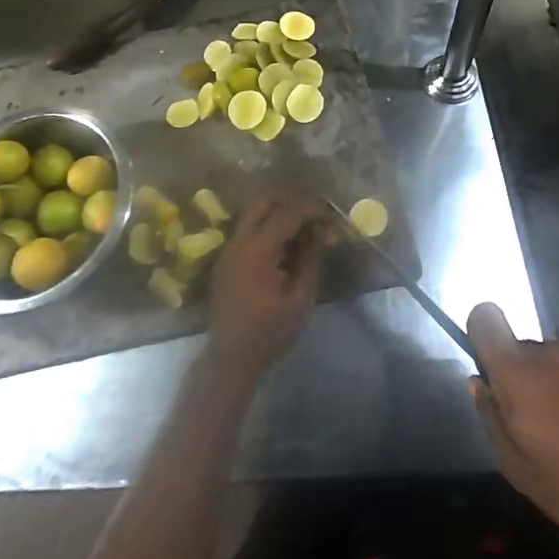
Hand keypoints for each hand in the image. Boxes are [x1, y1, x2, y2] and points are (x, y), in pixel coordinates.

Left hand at [207, 196, 325, 379]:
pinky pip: (247, 229)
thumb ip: (311, 260)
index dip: (313, 210)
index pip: (287, 213)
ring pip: (252, 213)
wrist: (231, 357)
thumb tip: (320, 233)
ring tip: (303, 230)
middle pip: (263, 201)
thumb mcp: (301, 299)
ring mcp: (228, 250)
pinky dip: (268, 226)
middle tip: (315, 217)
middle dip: (292, 201)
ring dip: (278, 212)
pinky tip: (286, 246)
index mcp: (257, 251)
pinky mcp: (226, 259)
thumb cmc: (270, 333)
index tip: (332, 219)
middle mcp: (238, 242)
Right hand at [467, 304, 558, 558]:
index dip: (482, 336)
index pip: (484, 319)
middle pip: (524, 350)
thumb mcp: (522, 474)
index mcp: (519, 376)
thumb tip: (480, 384)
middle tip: (543, 426)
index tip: (493, 372)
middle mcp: (553, 354)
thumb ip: (493, 420)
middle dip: (525, 378)